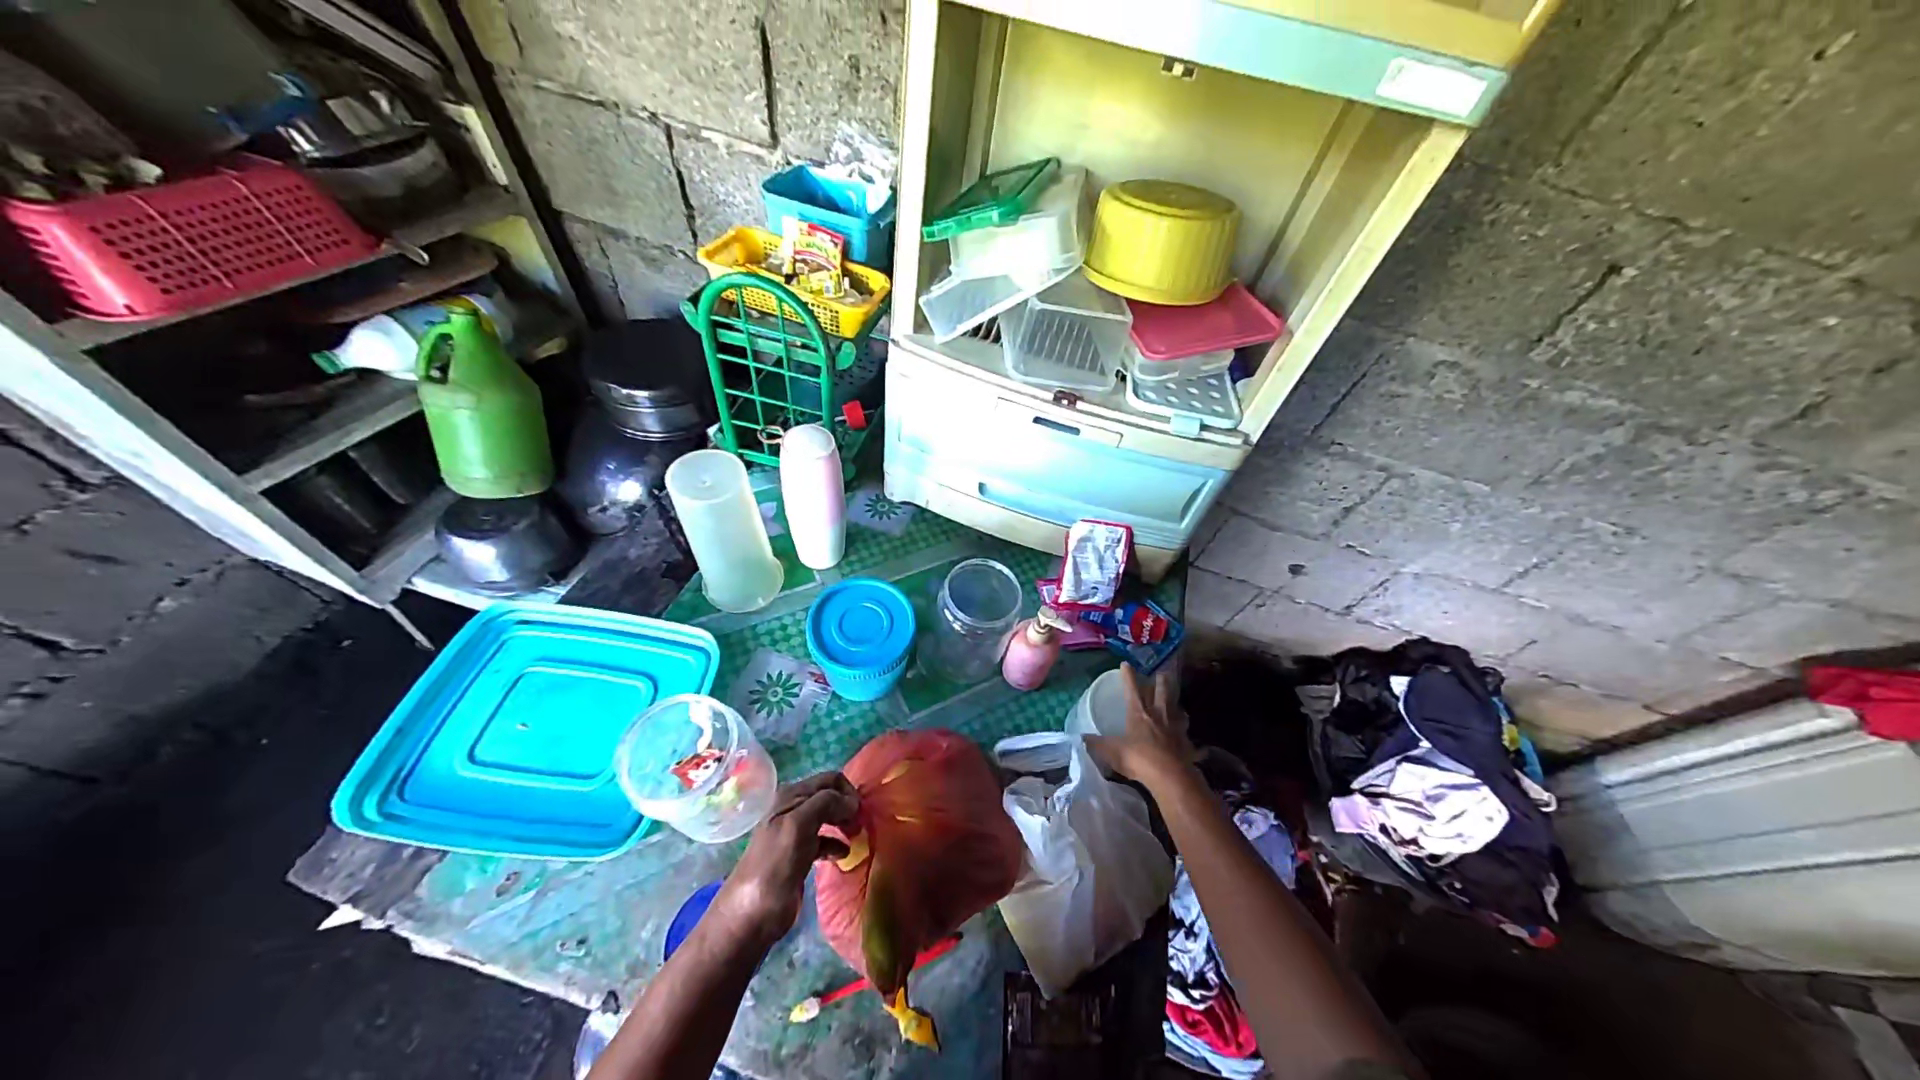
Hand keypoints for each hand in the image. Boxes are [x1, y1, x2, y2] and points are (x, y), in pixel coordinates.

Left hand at [711, 772, 859, 945]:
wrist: (751, 915)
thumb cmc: (774, 866)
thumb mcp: (798, 825)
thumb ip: (825, 804)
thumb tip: (852, 802)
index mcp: (790, 795)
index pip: (829, 779)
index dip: (848, 791)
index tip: (860, 812)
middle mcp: (793, 809)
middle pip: (830, 796)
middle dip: (848, 806)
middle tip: (860, 825)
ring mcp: (796, 833)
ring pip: (829, 818)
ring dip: (845, 824)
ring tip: (856, 838)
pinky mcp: (800, 856)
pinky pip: (826, 841)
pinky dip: (837, 844)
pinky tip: (843, 856)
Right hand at [1085, 665, 1195, 788]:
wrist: (1170, 777)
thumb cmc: (1138, 758)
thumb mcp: (1111, 751)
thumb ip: (1096, 743)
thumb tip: (1081, 737)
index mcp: (1139, 713)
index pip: (1132, 689)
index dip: (1128, 676)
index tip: (1126, 664)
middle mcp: (1159, 715)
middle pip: (1162, 693)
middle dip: (1161, 682)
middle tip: (1162, 673)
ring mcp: (1176, 729)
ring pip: (1178, 711)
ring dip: (1176, 705)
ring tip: (1176, 704)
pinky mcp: (1187, 744)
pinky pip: (1187, 736)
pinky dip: (1186, 734)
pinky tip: (1186, 737)